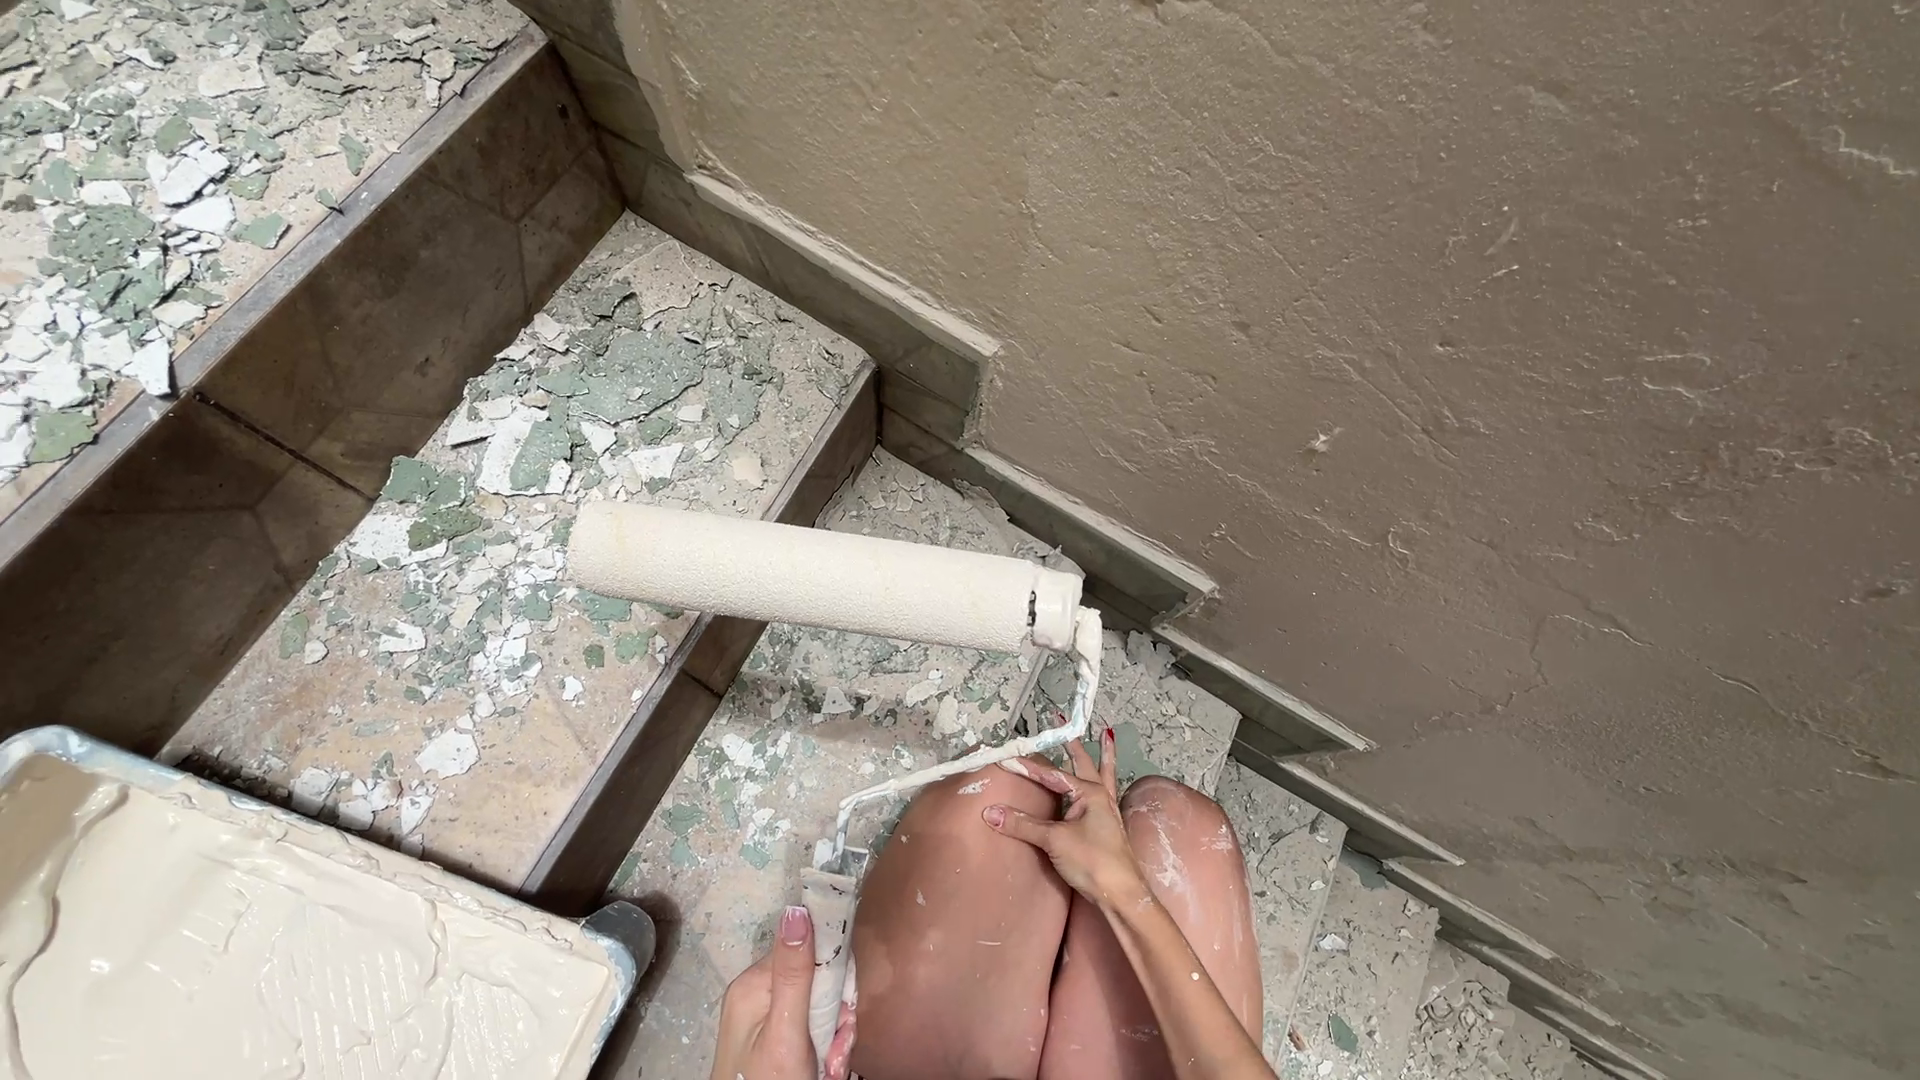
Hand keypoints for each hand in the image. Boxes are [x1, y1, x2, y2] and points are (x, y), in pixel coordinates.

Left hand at [712, 906, 856, 1079]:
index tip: (845, 1005)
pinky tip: (824, 1071)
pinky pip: (812, 1030)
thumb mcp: (786, 1032)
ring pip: (820, 1009)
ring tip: (830, 1068)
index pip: (807, 950)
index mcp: (754, 984)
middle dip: (836, 1015)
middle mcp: (758, 995)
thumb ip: (794, 973)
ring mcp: (766, 1021)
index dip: (834, 974)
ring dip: (835, 1037)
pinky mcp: (775, 1042)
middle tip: (836, 1048)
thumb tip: (797, 907)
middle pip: (817, 981)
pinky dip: (826, 1051)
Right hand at [982, 730, 1151, 910]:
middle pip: (1084, 763)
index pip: (1052, 775)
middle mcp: (1101, 796)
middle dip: (1074, 743)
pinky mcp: (1108, 827)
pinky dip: (1105, 780)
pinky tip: (1102, 782)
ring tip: (1107, 736)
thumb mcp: (1054, 841)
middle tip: (1064, 724)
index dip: (1028, 767)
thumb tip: (989, 812)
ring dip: (1102, 755)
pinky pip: (1105, 794)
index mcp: (1090, 792)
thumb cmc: (1093, 862)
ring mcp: (1107, 811)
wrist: (1122, 896)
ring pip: (1103, 774)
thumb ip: (1022, 825)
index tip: (1007, 758)